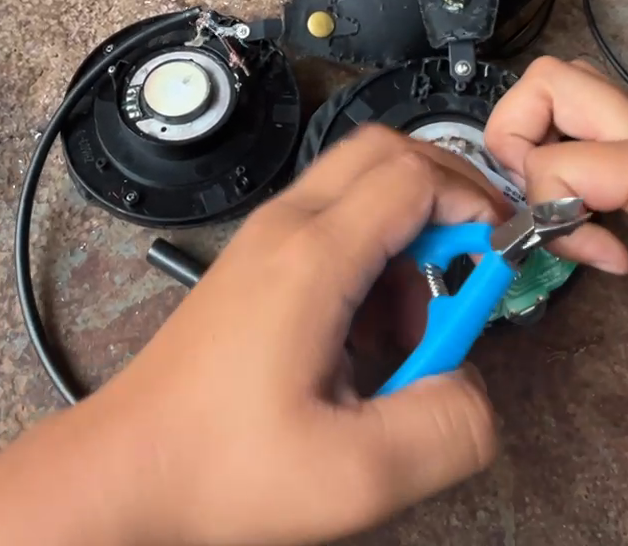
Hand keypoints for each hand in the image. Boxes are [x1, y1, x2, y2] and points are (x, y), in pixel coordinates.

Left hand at [78, 125, 512, 545]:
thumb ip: (447, 426)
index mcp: (312, 257)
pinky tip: (366, 336)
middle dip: (442, 193)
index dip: (472, 203)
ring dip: (404, 235)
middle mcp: (286, 226)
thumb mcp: (357, 474)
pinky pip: (329, 224)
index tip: (498, 255)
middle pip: (382, 154)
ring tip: (408, 330)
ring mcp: (265, 237)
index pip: (413, 177)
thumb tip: (473, 382)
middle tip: (469, 266)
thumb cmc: (222, 465)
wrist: (129, 463)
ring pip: (357, 187)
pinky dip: (369, 256)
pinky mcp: (256, 259)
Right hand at [484, 57, 627, 416]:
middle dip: (515, 139)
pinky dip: (552, 190)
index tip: (596, 252)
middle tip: (541, 210)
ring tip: (563, 225)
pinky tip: (592, 240)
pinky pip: (571, 156)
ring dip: (530, 160)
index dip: (552, 199)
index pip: (568, 150)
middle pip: (552, 85)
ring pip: (556, 111)